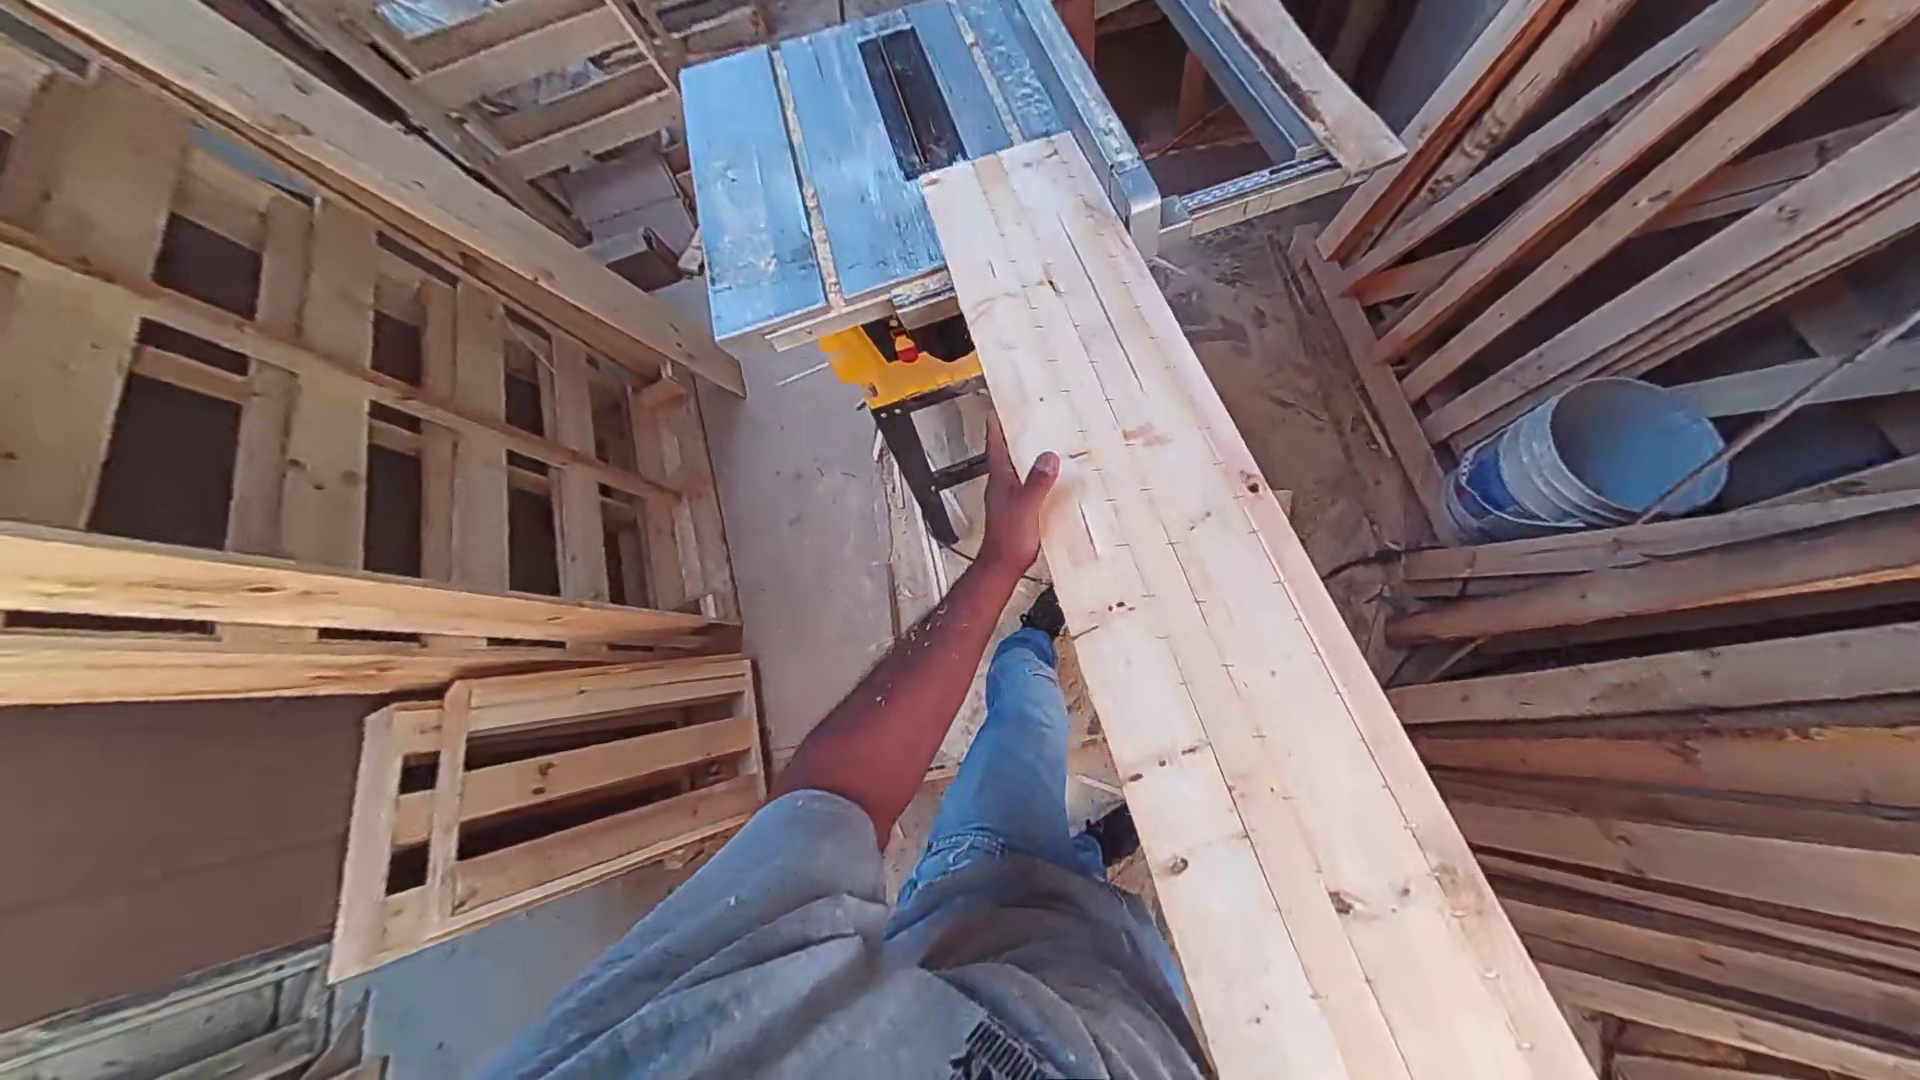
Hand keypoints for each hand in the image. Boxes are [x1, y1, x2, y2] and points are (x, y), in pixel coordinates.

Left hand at [977, 414, 1057, 573]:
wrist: (1004, 565)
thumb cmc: (1007, 539)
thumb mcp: (1025, 506)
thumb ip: (1037, 482)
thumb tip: (1048, 457)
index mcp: (1000, 480)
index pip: (995, 446)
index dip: (996, 427)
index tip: (997, 408)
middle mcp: (1002, 486)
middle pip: (1007, 454)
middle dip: (1015, 437)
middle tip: (1027, 420)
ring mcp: (1009, 498)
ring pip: (1018, 470)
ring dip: (1028, 457)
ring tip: (1044, 444)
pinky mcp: (1019, 510)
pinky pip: (1029, 487)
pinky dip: (1039, 479)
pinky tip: (1053, 480)